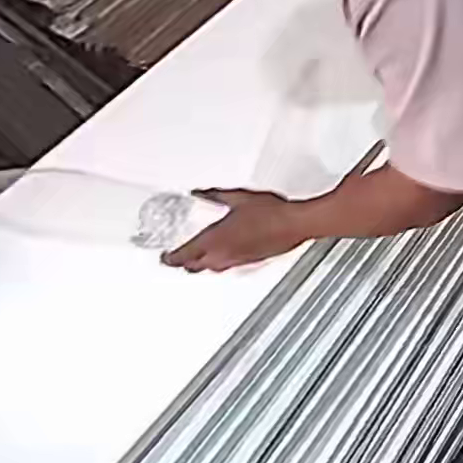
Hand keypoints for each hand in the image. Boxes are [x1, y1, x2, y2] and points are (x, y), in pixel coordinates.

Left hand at [161, 189, 307, 271]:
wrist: (298, 223)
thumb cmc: (274, 212)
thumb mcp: (240, 197)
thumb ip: (216, 196)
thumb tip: (201, 193)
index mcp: (213, 240)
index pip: (180, 257)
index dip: (168, 258)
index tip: (164, 256)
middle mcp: (223, 254)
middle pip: (193, 267)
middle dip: (184, 263)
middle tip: (181, 257)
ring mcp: (240, 260)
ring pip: (213, 269)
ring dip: (205, 264)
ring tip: (204, 256)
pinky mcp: (254, 261)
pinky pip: (232, 265)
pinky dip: (225, 261)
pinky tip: (232, 251)